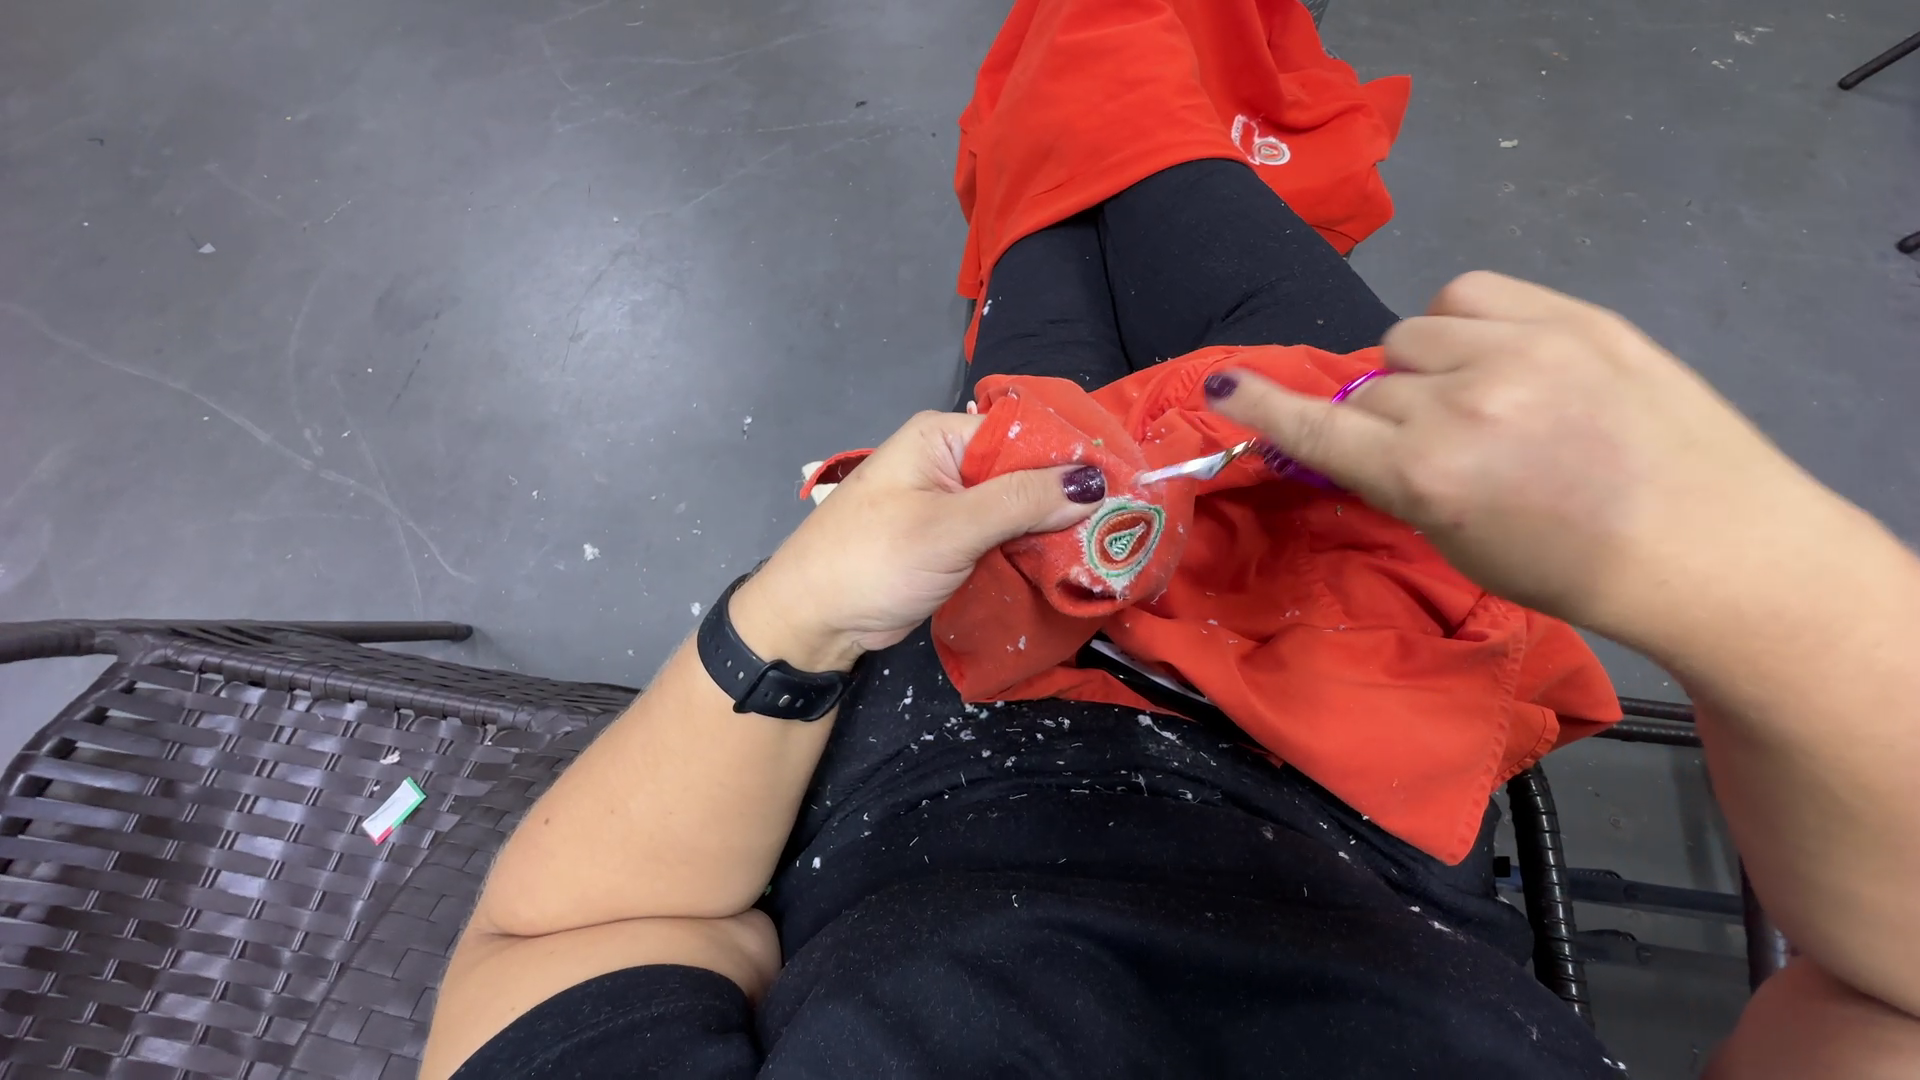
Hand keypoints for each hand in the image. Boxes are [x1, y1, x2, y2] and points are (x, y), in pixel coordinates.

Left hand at [728, 411, 1105, 670]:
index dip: (1073, 456)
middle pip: (1026, 470)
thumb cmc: (872, 560)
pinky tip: (1069, 563)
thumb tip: (1093, 480)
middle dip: (1068, 497)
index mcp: (943, 437)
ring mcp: (953, 503)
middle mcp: (951, 462)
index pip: (1024, 433)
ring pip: (1019, 507)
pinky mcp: (954, 540)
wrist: (814, 619)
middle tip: (1125, 524)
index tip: (1125, 483)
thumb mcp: (949, 527)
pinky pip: (1004, 535)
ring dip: (1053, 528)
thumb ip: (1020, 502)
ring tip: (1109, 545)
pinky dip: (1032, 548)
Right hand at [1206, 271, 1841, 652]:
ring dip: (1419, 367)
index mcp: (1427, 475)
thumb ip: (1390, 479)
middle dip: (1382, 411)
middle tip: (1432, 440)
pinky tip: (1497, 353)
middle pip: (1368, 383)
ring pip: (1409, 335)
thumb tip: (1351, 432)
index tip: (1221, 387)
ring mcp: (1521, 350)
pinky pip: (1465, 294)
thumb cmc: (1566, 567)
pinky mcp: (1574, 316)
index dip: (1261, 407)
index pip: (1316, 427)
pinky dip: (1461, 322)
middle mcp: (1463, 402)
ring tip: (1476, 394)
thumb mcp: (1451, 539)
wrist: (1713, 546)